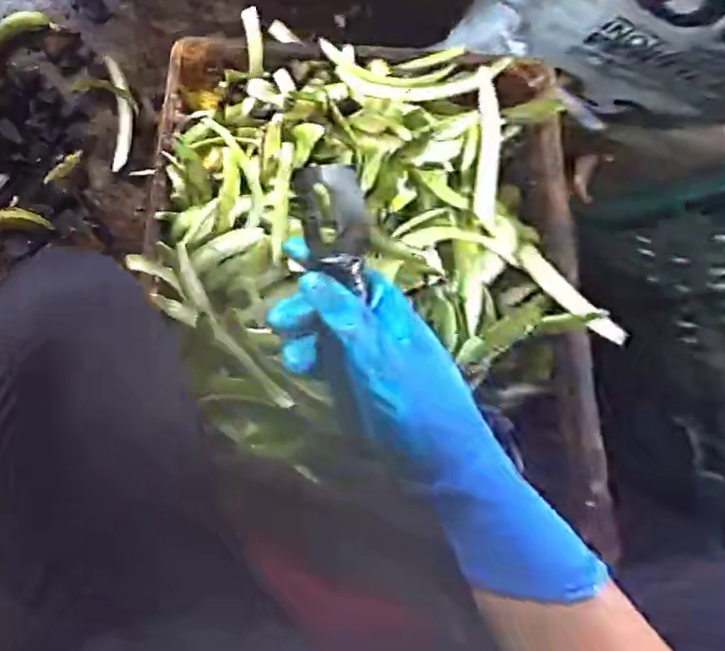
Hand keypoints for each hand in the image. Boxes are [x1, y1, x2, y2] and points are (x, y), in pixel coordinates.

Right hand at [268, 239, 605, 603]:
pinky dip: (305, 358)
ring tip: (292, 357)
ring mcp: (361, 355)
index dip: (323, 260)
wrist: (445, 474)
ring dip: (300, 335)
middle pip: (329, 301)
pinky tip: (298, 369)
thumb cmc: (422, 408)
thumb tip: (311, 277)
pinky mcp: (349, 381)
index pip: (354, 274)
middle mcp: (374, 327)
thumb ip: (347, 318)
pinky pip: (320, 357)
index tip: (289, 250)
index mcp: (391, 314)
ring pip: (320, 329)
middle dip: (302, 306)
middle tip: (279, 320)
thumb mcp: (382, 359)